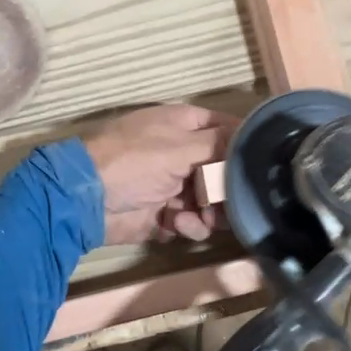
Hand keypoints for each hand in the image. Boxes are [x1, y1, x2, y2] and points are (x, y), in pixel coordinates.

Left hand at [83, 104, 236, 245]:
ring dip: (211, 212)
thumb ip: (219, 144)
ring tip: (202, 218)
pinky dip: (188, 225)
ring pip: (211, 200)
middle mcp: (182, 153)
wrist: (87, 200)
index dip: (244, 142)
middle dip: (228, 188)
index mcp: (184, 125)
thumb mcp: (179, 147)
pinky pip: (191, 221)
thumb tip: (251, 136)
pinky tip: (177, 223)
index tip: (264, 162)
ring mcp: (173, 184)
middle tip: (229, 200)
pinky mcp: (164, 214)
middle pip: (223, 170)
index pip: (227, 127)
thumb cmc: (134, 161)